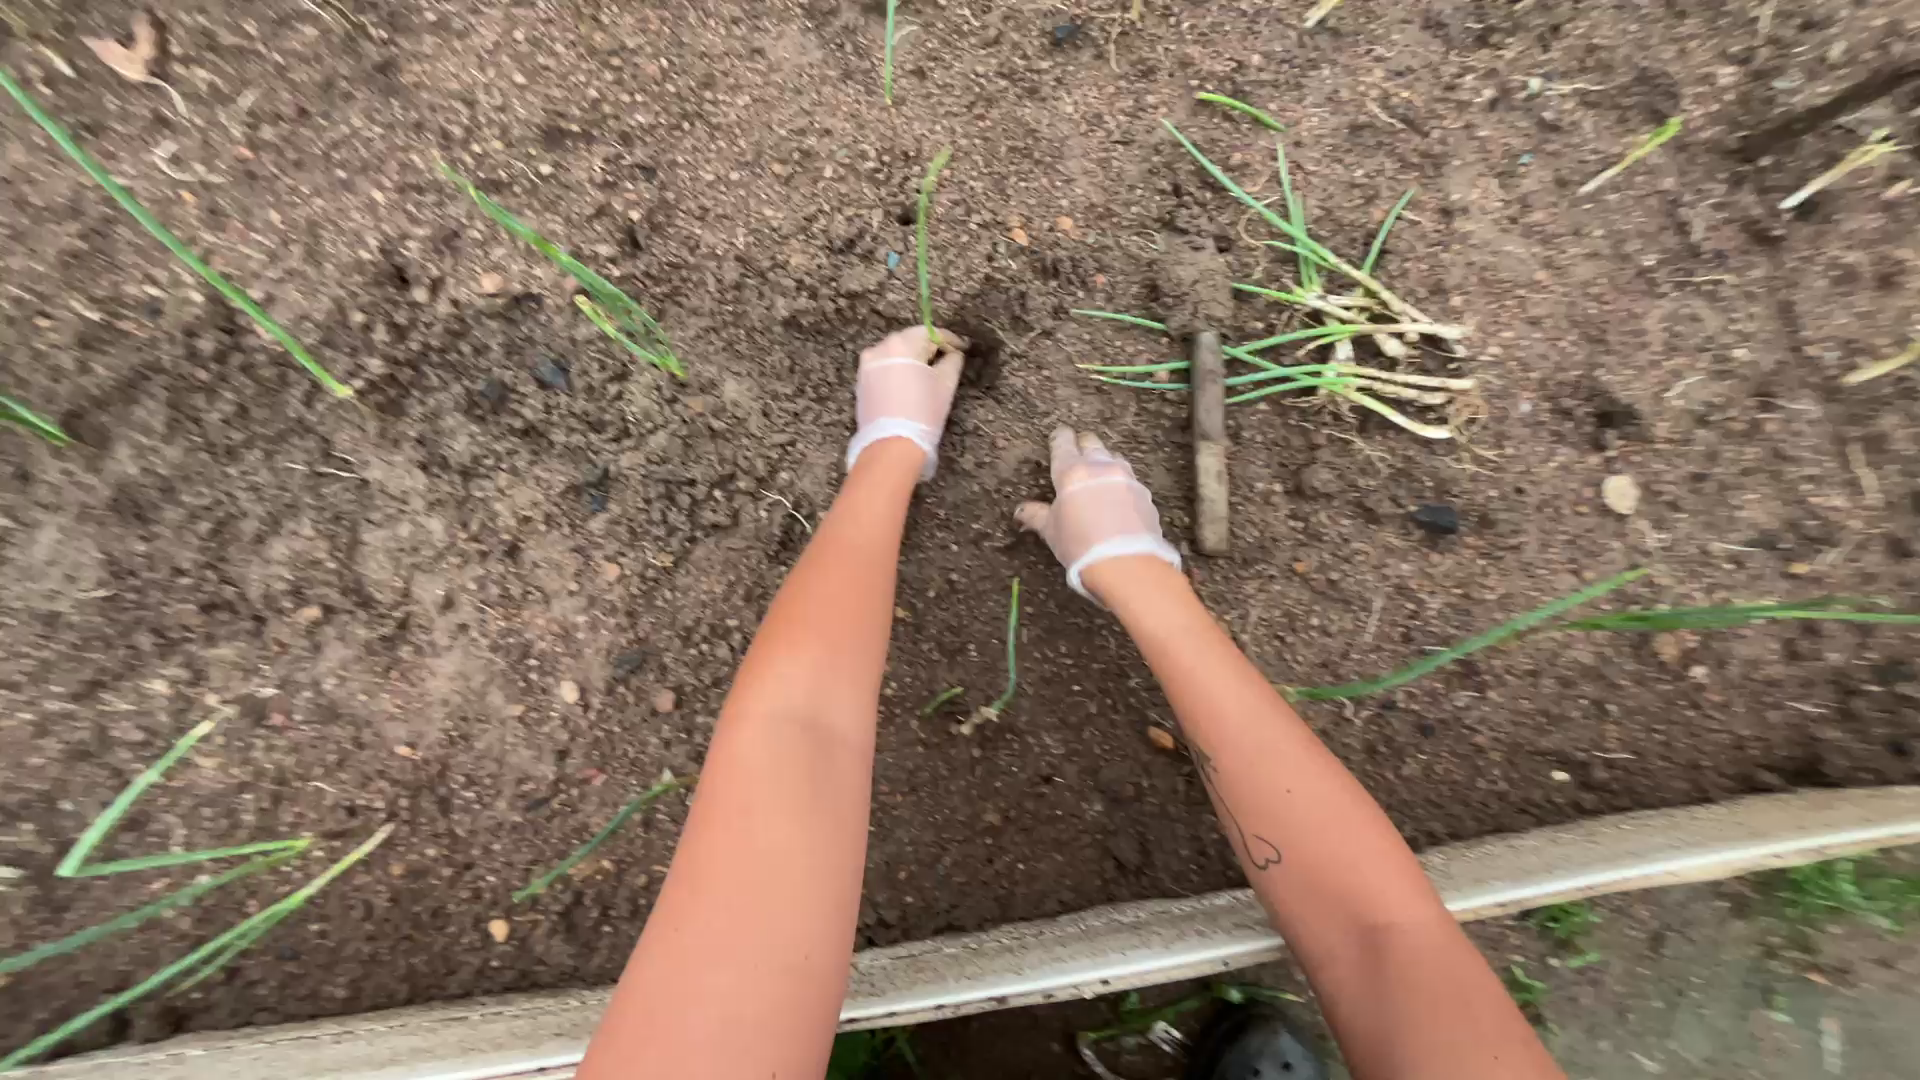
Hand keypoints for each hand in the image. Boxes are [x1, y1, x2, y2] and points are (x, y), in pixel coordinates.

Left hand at [846, 326, 968, 480]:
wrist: (891, 447)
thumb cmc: (922, 414)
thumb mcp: (946, 384)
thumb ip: (953, 361)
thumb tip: (953, 353)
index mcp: (902, 344)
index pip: (931, 333)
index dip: (950, 340)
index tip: (962, 347)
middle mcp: (880, 348)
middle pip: (911, 340)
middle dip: (929, 348)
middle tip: (947, 359)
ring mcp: (867, 365)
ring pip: (896, 354)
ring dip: (912, 359)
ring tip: (928, 373)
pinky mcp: (862, 382)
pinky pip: (884, 367)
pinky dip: (898, 370)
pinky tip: (909, 384)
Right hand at [1016, 426, 1181, 599]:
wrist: (1126, 564)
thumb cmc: (1080, 545)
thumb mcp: (1051, 531)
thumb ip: (1036, 515)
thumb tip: (1021, 511)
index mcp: (1072, 471)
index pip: (1063, 442)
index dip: (1059, 438)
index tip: (1057, 437)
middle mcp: (1101, 467)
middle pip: (1091, 442)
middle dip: (1082, 445)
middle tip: (1076, 457)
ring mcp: (1126, 478)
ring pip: (1114, 458)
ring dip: (1104, 463)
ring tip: (1097, 480)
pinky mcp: (1144, 494)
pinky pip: (1129, 480)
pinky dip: (1120, 485)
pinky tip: (1116, 502)